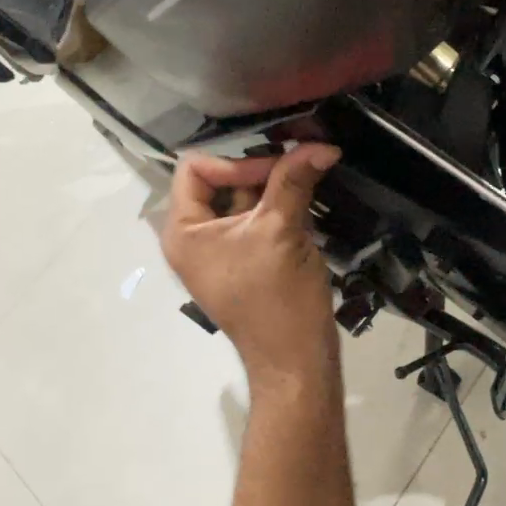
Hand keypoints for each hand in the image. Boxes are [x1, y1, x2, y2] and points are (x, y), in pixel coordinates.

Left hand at [161, 144, 342, 386]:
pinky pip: (260, 220)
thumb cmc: (277, 299)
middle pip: (222, 180)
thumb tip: (321, 143)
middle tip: (301, 162)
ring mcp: (223, 251)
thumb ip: (294, 181)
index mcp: (183, 232)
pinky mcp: (250, 260)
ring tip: (310, 175)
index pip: (196, 168)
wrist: (297, 362)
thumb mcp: (282, 231)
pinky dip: (283, 206)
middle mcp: (196, 238)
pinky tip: (311, 199)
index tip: (277, 170)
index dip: (236, 160)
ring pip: (246, 198)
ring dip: (277, 185)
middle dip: (262, 168)